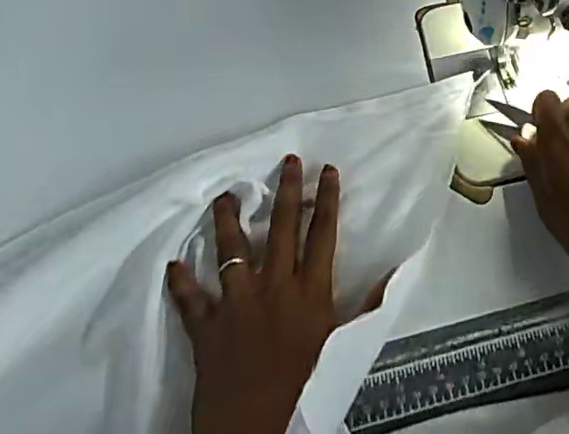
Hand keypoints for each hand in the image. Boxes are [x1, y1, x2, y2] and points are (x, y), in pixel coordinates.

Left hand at [167, 156, 349, 433]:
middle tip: (287, 161)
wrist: (254, 427)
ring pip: (231, 249)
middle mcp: (273, 285)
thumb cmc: (306, 385)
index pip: (322, 234)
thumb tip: (394, 272)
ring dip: (226, 221)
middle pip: (281, 228)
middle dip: (286, 191)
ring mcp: (237, 301)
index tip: (326, 170)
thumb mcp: (342, 345)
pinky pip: (190, 299)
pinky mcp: (207, 324)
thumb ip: (367, 306)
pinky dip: (181, 283)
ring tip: (224, 195)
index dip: (326, 199)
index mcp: (309, 291)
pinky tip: (173, 264)